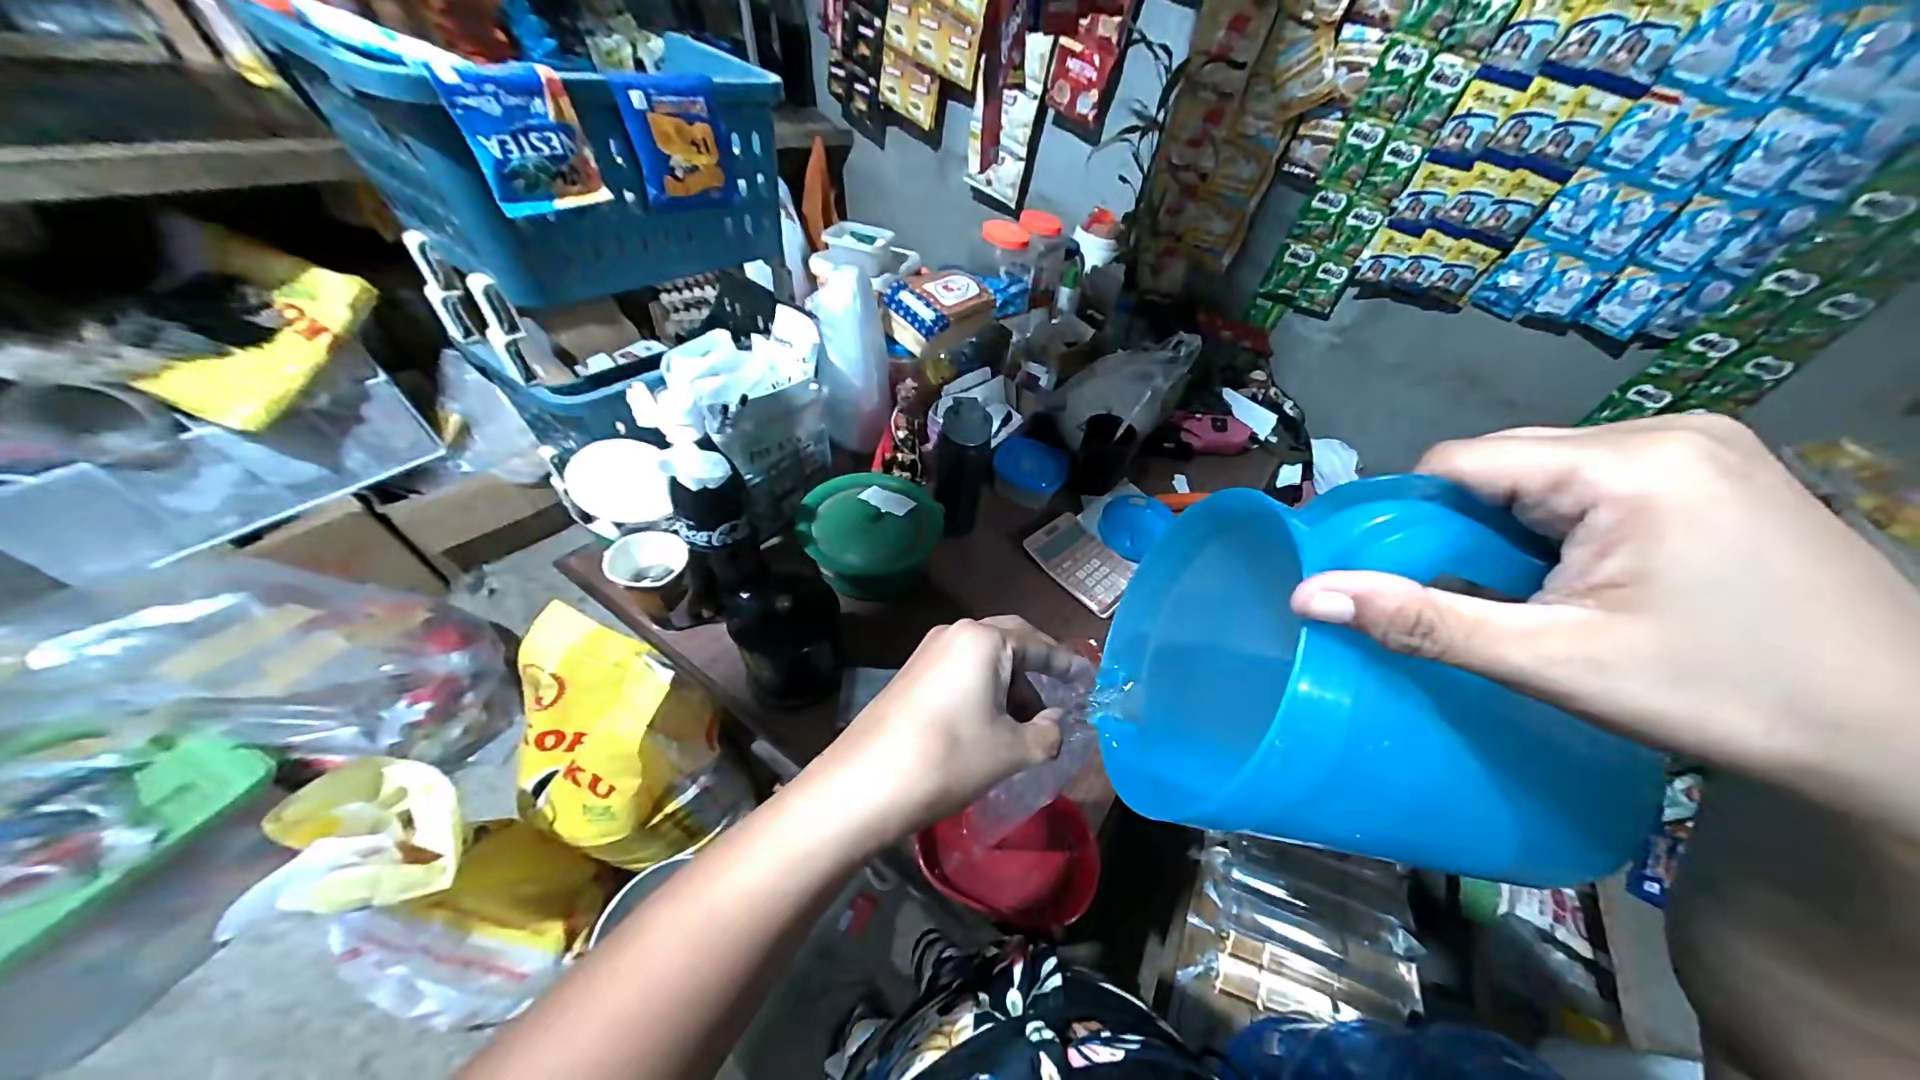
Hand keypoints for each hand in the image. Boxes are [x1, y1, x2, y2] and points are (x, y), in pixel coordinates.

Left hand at [794, 617, 1093, 852]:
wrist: (864, 783)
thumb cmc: (949, 758)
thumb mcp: (1010, 750)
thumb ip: (1047, 733)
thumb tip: (1056, 722)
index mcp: (984, 640)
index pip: (1039, 645)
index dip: (1067, 665)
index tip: (1090, 680)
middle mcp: (954, 634)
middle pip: (1010, 643)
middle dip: (1037, 671)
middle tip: (1059, 700)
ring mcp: (928, 652)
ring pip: (983, 660)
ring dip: (1009, 686)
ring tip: (1024, 728)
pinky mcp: (911, 674)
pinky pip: (960, 672)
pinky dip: (983, 691)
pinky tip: (988, 727)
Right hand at [1290, 416, 1919, 829]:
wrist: (1908, 739)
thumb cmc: (1723, 696)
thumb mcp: (1553, 662)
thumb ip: (1422, 622)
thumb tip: (1306, 596)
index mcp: (1627, 464)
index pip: (1460, 463)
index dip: (1409, 515)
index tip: (1393, 570)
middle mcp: (1663, 432)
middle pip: (1500, 463)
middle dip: (1464, 526)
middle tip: (1465, 593)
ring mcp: (1697, 445)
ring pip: (1539, 472)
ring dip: (1507, 527)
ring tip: (1524, 590)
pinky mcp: (1713, 470)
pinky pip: (1586, 481)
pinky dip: (1554, 524)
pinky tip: (1575, 574)